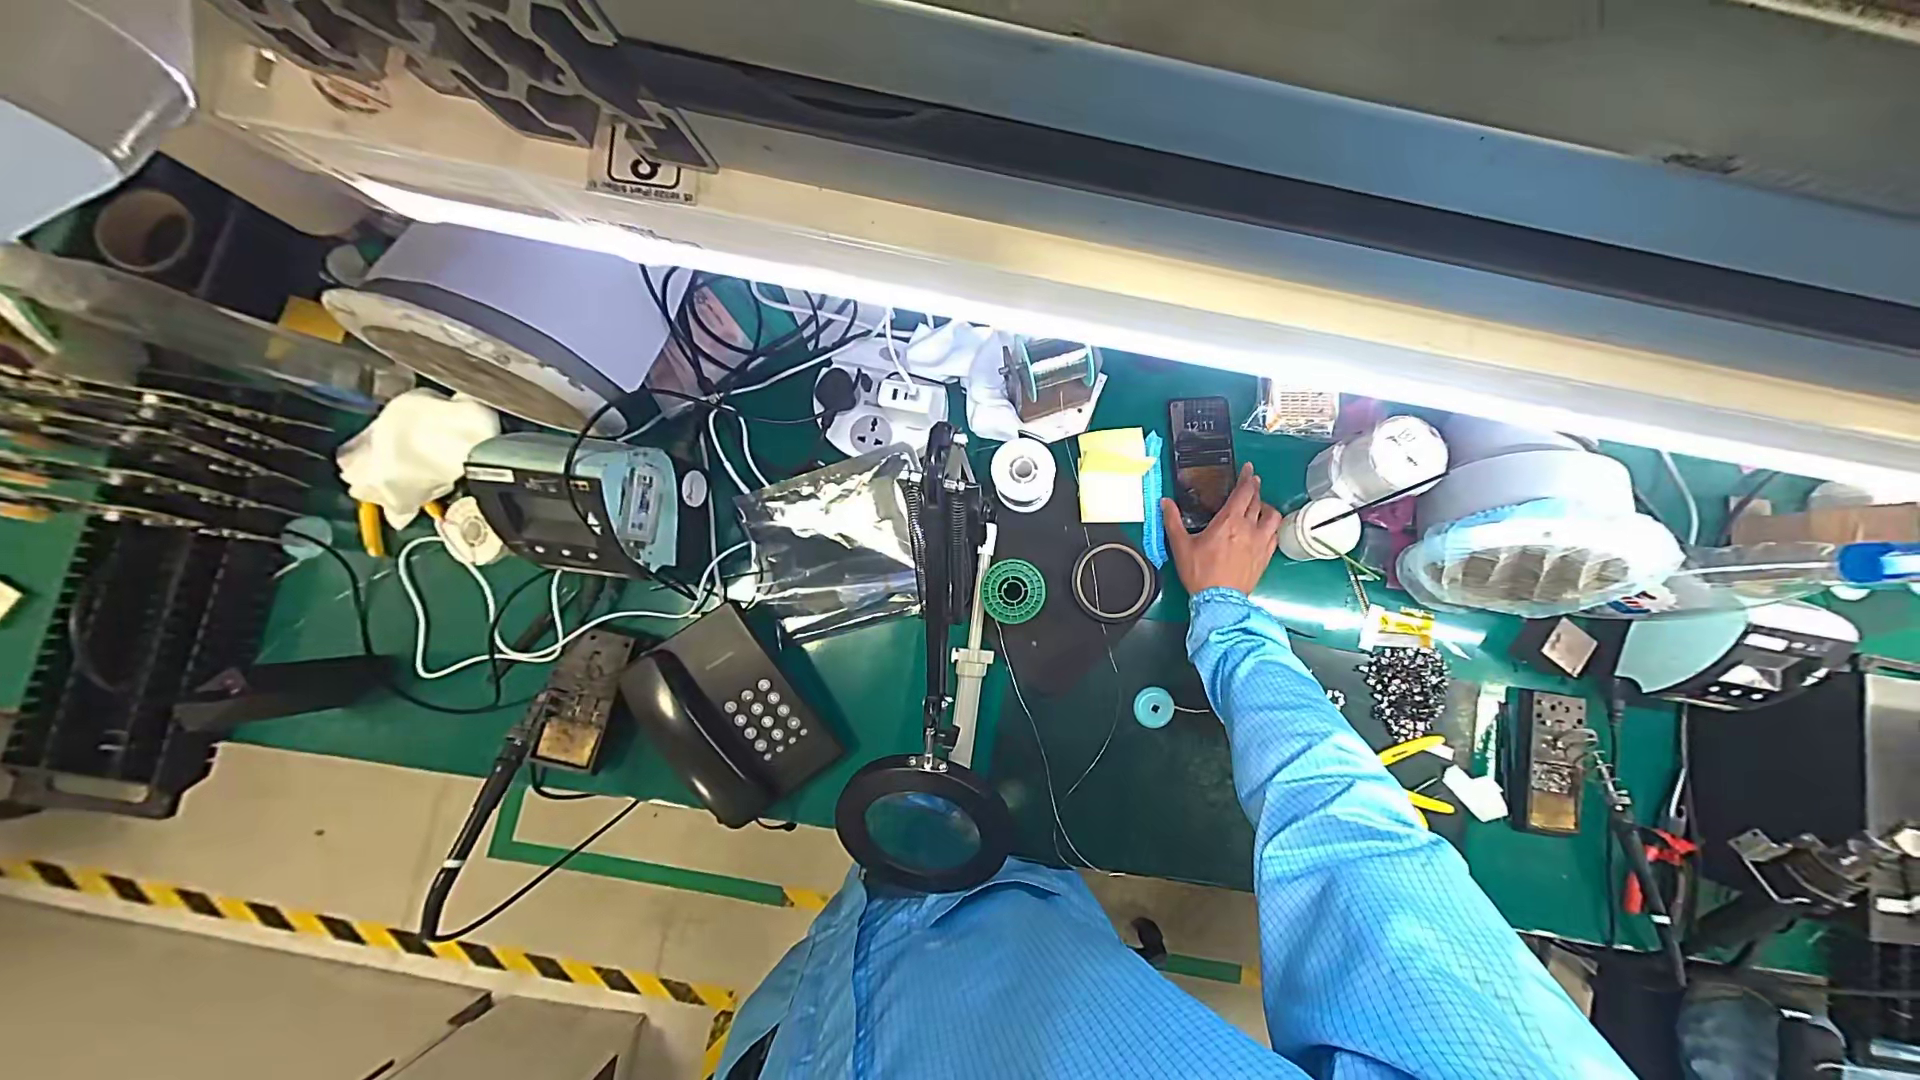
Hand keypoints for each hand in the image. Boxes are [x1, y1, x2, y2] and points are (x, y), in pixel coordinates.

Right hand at [1160, 463, 1280, 595]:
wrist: (1219, 599)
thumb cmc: (1199, 572)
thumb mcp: (1181, 545)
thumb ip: (1173, 521)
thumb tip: (1165, 503)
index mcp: (1228, 522)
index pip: (1243, 492)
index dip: (1247, 478)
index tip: (1249, 469)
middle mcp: (1248, 528)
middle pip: (1257, 501)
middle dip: (1255, 488)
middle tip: (1252, 482)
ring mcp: (1261, 542)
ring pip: (1271, 515)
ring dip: (1266, 506)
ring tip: (1260, 506)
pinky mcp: (1266, 555)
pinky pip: (1274, 534)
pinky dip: (1271, 526)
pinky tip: (1265, 528)